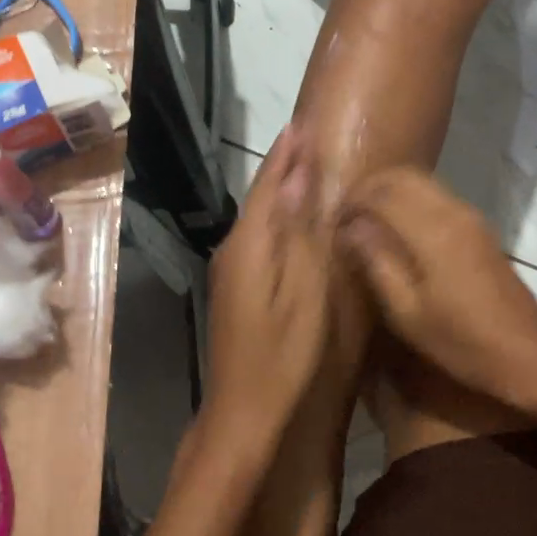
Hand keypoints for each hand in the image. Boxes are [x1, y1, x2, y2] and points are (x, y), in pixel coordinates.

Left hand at [204, 125, 331, 431]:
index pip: (267, 185)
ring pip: (256, 215)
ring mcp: (229, 270)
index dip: (285, 154)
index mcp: (249, 245)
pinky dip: (274, 215)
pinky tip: (289, 216)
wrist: (242, 413)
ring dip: (277, 189)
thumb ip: (301, 231)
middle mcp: (232, 249)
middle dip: (281, 165)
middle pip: (258, 196)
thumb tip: (298, 175)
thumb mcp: (304, 291)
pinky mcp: (235, 287)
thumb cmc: (284, 355)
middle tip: (307, 136)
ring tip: (303, 165)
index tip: (302, 122)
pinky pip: (257, 235)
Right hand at [336, 168, 536, 399]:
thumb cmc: (462, 341)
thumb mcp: (408, 312)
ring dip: (391, 190)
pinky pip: (437, 195)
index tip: (331, 221)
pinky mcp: (479, 227)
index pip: (382, 191)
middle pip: (404, 175)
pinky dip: (411, 199)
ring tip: (366, 221)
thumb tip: (350, 228)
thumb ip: (376, 262)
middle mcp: (453, 211)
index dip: (352, 200)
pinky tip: (396, 229)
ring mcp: (470, 216)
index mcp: (433, 230)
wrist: (526, 352)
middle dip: (370, 186)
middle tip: (346, 214)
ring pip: (423, 181)